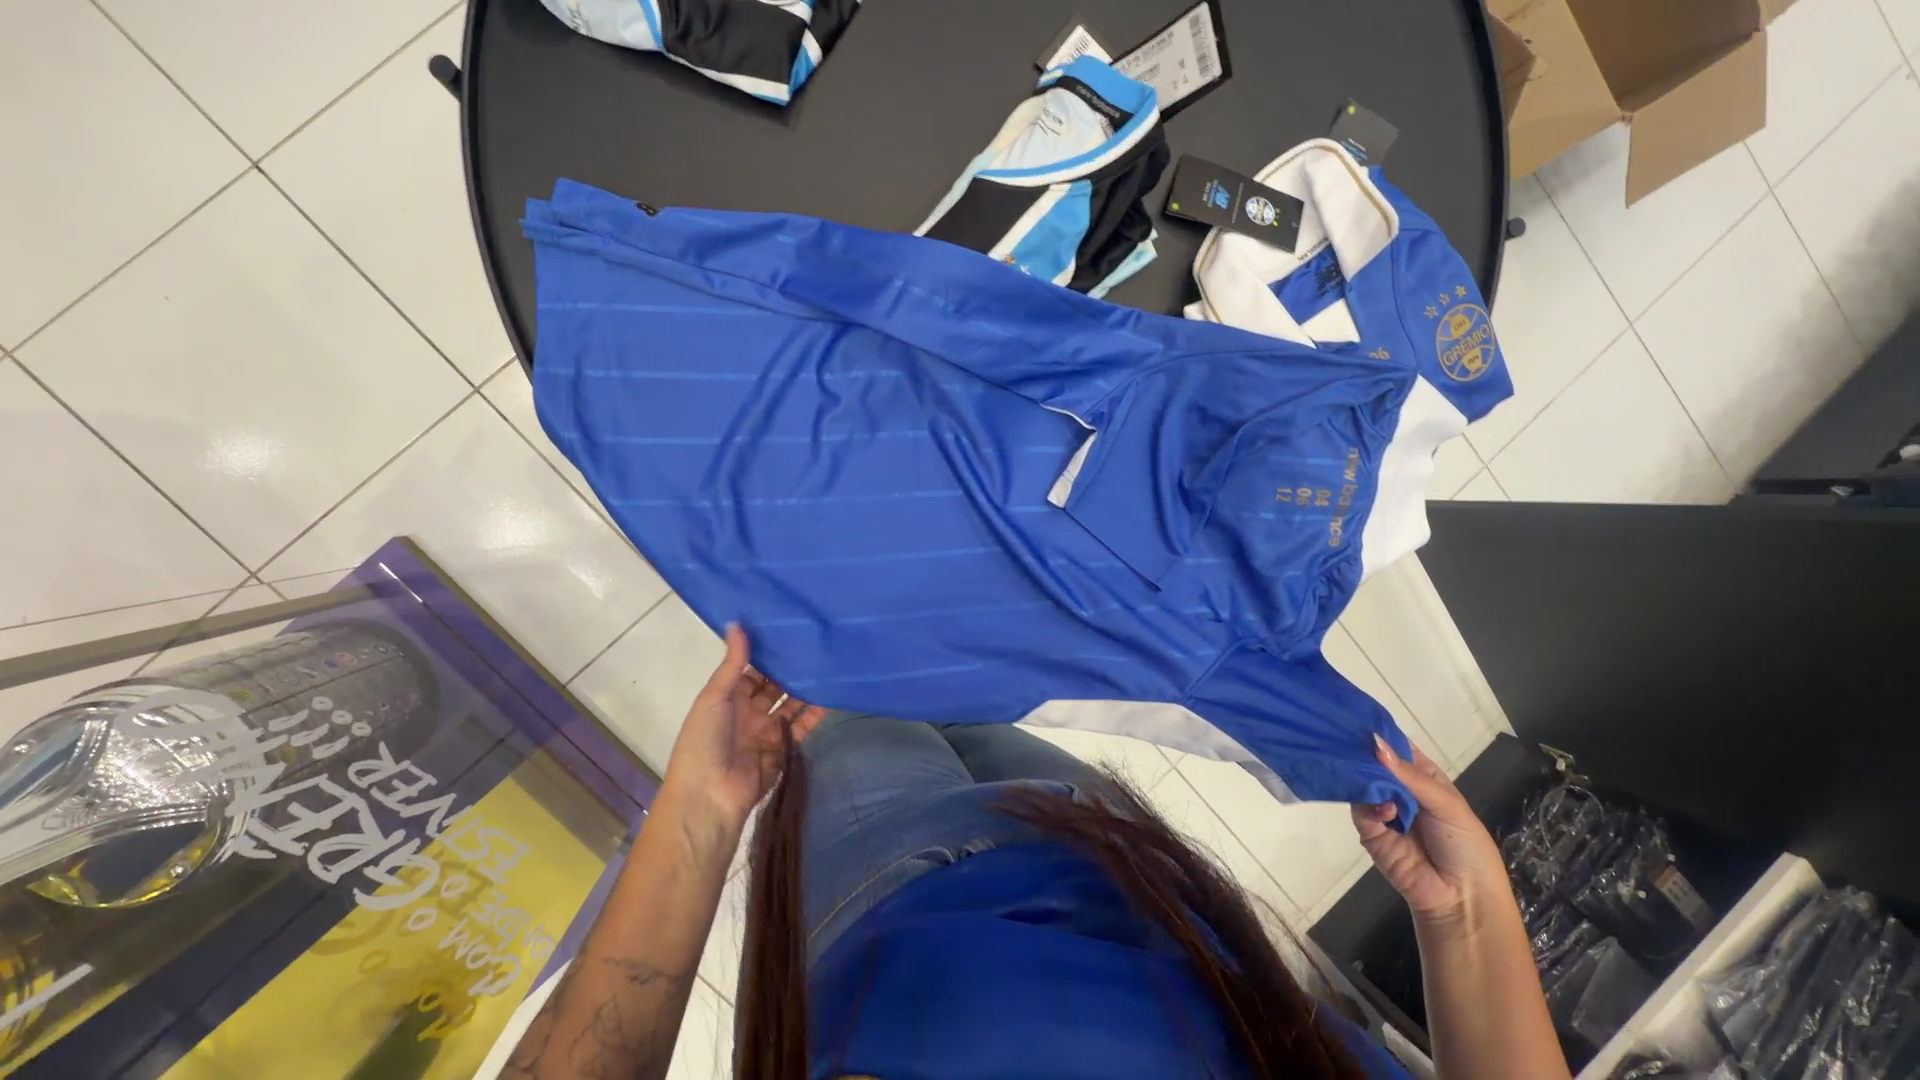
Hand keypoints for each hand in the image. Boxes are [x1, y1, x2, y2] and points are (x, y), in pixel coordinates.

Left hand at [662, 625, 825, 830]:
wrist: (709, 796)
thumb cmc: (704, 741)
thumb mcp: (714, 697)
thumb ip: (732, 663)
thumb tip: (737, 622)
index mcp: (726, 698)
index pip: (750, 670)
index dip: (767, 653)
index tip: (788, 630)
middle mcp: (747, 712)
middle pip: (773, 686)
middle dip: (790, 670)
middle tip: (815, 645)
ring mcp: (766, 731)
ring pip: (790, 705)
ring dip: (805, 689)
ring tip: (827, 667)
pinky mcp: (782, 749)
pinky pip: (801, 727)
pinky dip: (814, 714)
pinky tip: (830, 697)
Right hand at [1352, 735, 1509, 925]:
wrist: (1462, 898)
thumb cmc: (1466, 846)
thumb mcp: (1447, 804)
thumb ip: (1409, 775)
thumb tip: (1375, 743)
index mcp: (1423, 777)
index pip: (1397, 748)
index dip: (1381, 734)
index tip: (1358, 716)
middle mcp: (1399, 790)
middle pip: (1374, 763)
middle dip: (1362, 752)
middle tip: (1345, 738)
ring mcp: (1382, 810)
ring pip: (1362, 783)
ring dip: (1364, 778)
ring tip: (1366, 775)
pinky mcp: (1369, 831)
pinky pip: (1360, 810)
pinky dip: (1369, 806)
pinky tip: (1386, 811)